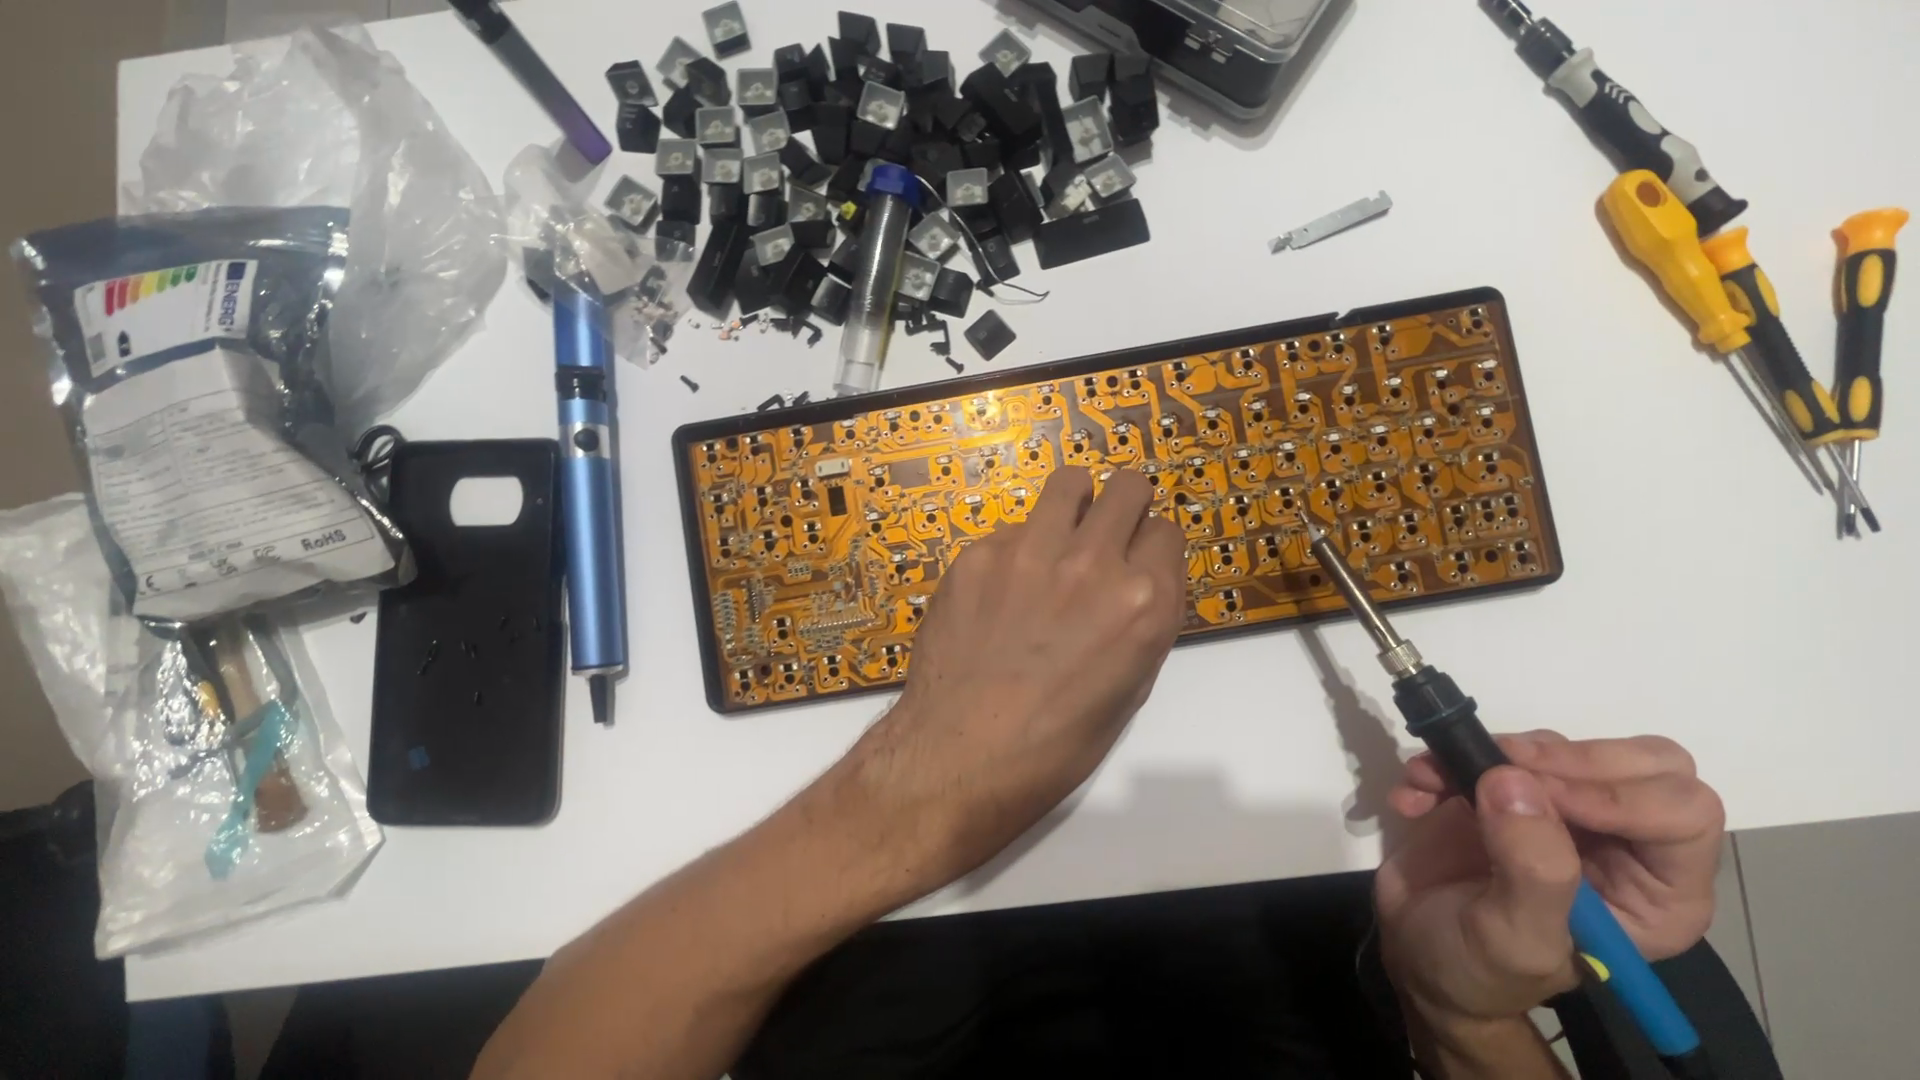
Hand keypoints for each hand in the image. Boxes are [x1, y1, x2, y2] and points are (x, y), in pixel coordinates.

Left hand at [837, 467, 1187, 889]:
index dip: (1152, 546)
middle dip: (1125, 505)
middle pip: (1127, 488)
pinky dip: (1017, 547)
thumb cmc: (1054, 746)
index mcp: (1144, 604)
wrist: (959, 755)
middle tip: (1106, 531)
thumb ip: (1142, 623)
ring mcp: (1030, 553)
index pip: (1167, 531)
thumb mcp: (1128, 690)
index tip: (1138, 558)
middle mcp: (1093, 565)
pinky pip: (1012, 528)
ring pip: (1069, 483)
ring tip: (1060, 534)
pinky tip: (1001, 588)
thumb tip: (1136, 582)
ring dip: (1074, 503)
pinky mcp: (978, 555)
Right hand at [1375, 731, 1724, 1024]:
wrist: (1415, 955)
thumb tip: (1512, 781)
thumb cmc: (1479, 969)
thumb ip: (1532, 870)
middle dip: (1564, 757)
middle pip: (1643, 764)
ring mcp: (1563, 810)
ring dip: (1487, 754)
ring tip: (1430, 783)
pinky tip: (1414, 794)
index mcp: (1656, 891)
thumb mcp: (1513, 939)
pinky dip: (1444, 757)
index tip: (1535, 793)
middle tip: (1499, 768)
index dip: (1614, 793)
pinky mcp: (1505, 788)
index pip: (1682, 814)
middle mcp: (1623, 842)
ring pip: (1561, 748)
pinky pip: (1491, 748)